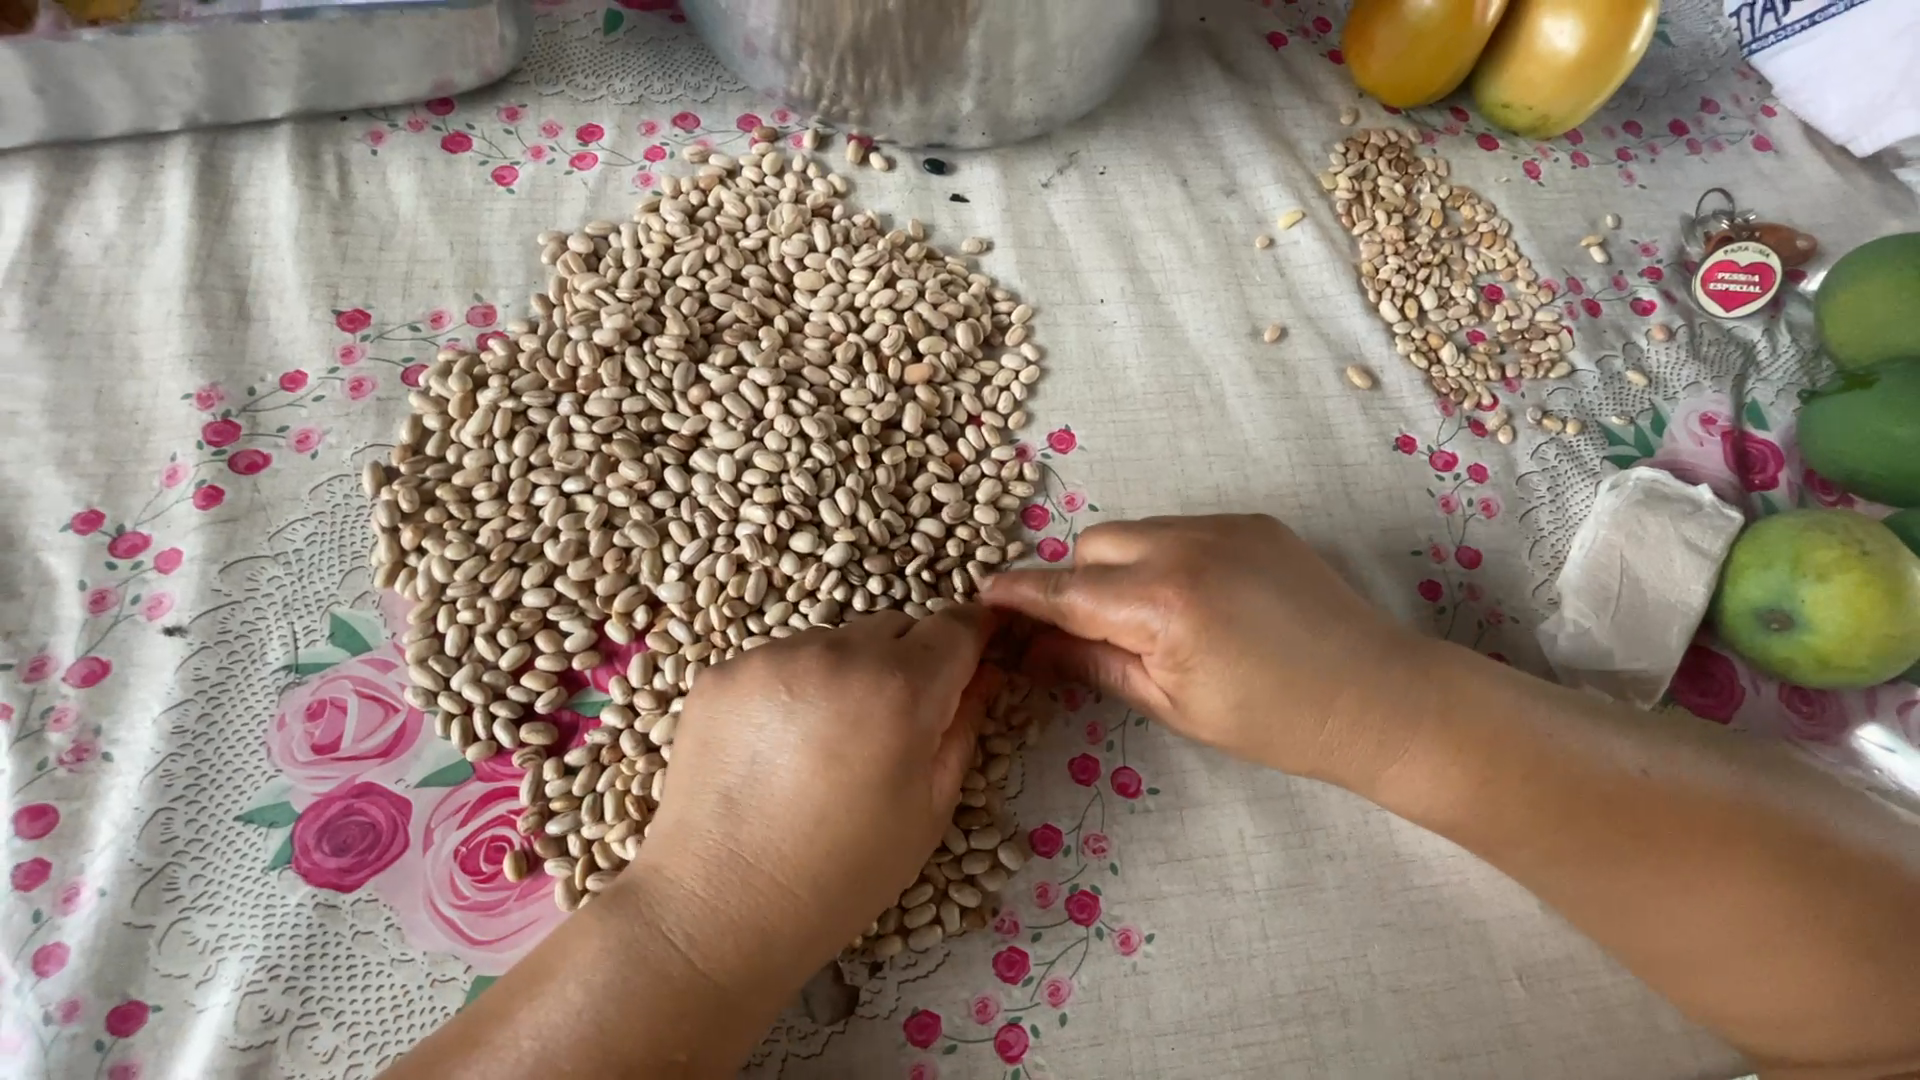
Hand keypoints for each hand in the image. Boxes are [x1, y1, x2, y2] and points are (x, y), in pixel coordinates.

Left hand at [618, 606, 997, 982]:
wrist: (717, 911)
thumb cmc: (843, 874)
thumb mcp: (930, 809)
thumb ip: (963, 725)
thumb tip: (983, 673)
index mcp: (900, 689)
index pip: (955, 625)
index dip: (973, 635)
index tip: (974, 654)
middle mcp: (837, 653)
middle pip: (895, 626)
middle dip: (908, 660)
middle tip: (890, 722)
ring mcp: (771, 657)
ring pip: (836, 640)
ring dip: (848, 671)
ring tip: (824, 739)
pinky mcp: (723, 671)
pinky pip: (782, 660)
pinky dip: (794, 687)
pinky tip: (777, 744)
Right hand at [984, 515, 1434, 789]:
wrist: (1378, 696)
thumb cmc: (1272, 721)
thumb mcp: (1170, 704)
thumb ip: (1092, 664)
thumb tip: (1032, 648)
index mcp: (1161, 606)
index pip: (1065, 591)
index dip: (1019, 593)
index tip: (985, 594)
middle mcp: (1183, 547)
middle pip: (1092, 545)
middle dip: (1078, 581)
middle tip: (1098, 628)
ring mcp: (1220, 525)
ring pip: (1132, 531)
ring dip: (1119, 565)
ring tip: (1154, 614)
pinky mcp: (1248, 520)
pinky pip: (1177, 528)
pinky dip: (1163, 556)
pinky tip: (1199, 597)